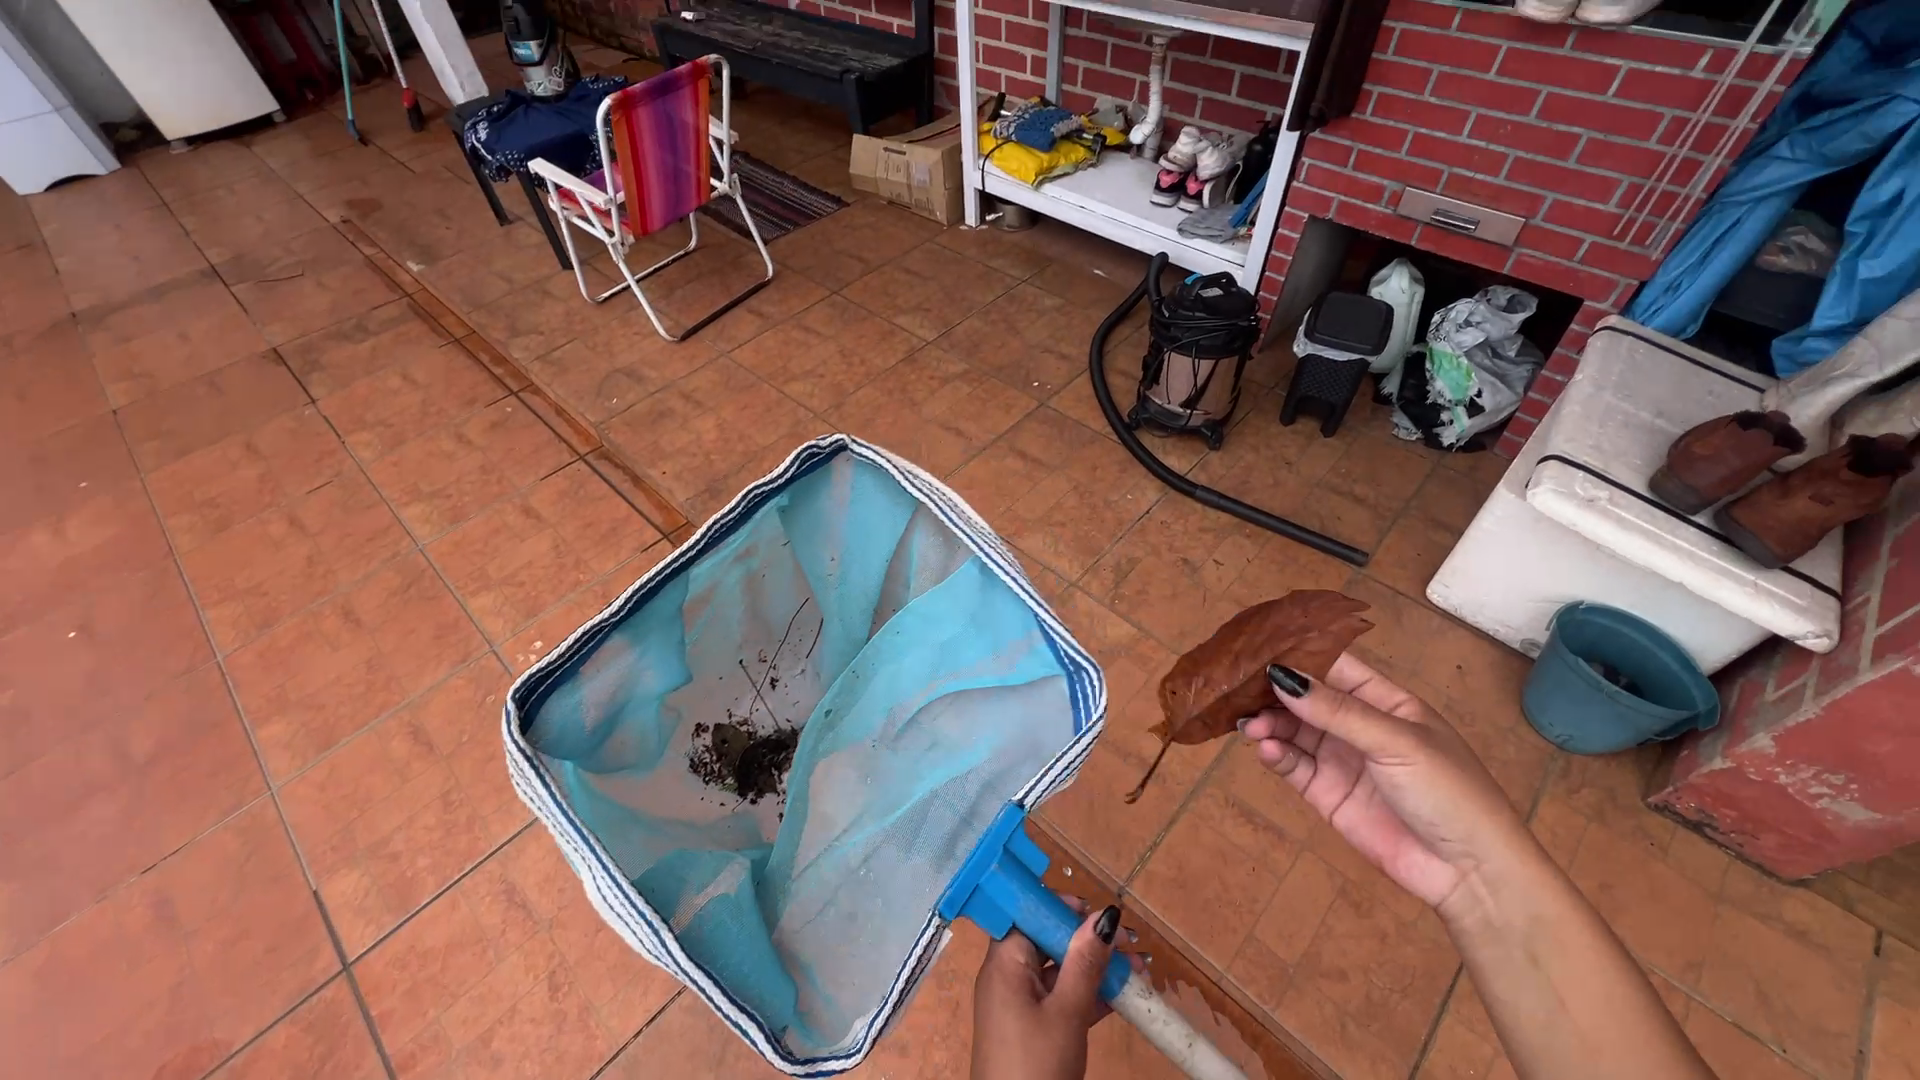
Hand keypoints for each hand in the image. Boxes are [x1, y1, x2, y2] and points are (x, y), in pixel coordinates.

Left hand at [970, 904, 1119, 1079]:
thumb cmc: (1036, 1063)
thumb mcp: (1067, 1012)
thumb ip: (1086, 962)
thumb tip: (1104, 914)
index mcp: (1004, 962)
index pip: (1025, 914)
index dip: (1057, 906)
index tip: (1093, 911)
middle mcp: (1008, 975)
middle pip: (1047, 940)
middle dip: (1088, 938)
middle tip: (1129, 941)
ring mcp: (1020, 1003)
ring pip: (1060, 970)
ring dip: (1096, 967)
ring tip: (1138, 967)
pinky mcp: (1033, 1028)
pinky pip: (1062, 997)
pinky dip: (1090, 994)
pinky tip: (1124, 995)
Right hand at [1240, 653, 1532, 912]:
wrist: (1469, 872)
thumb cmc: (1447, 791)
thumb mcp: (1396, 742)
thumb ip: (1337, 711)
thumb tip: (1282, 676)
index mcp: (1386, 703)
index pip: (1335, 667)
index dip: (1299, 656)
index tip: (1258, 649)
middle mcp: (1358, 726)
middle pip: (1306, 699)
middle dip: (1274, 693)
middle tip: (1240, 691)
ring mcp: (1340, 760)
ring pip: (1293, 731)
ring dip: (1270, 724)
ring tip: (1250, 725)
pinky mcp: (1326, 793)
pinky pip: (1292, 765)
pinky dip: (1274, 754)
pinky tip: (1265, 749)